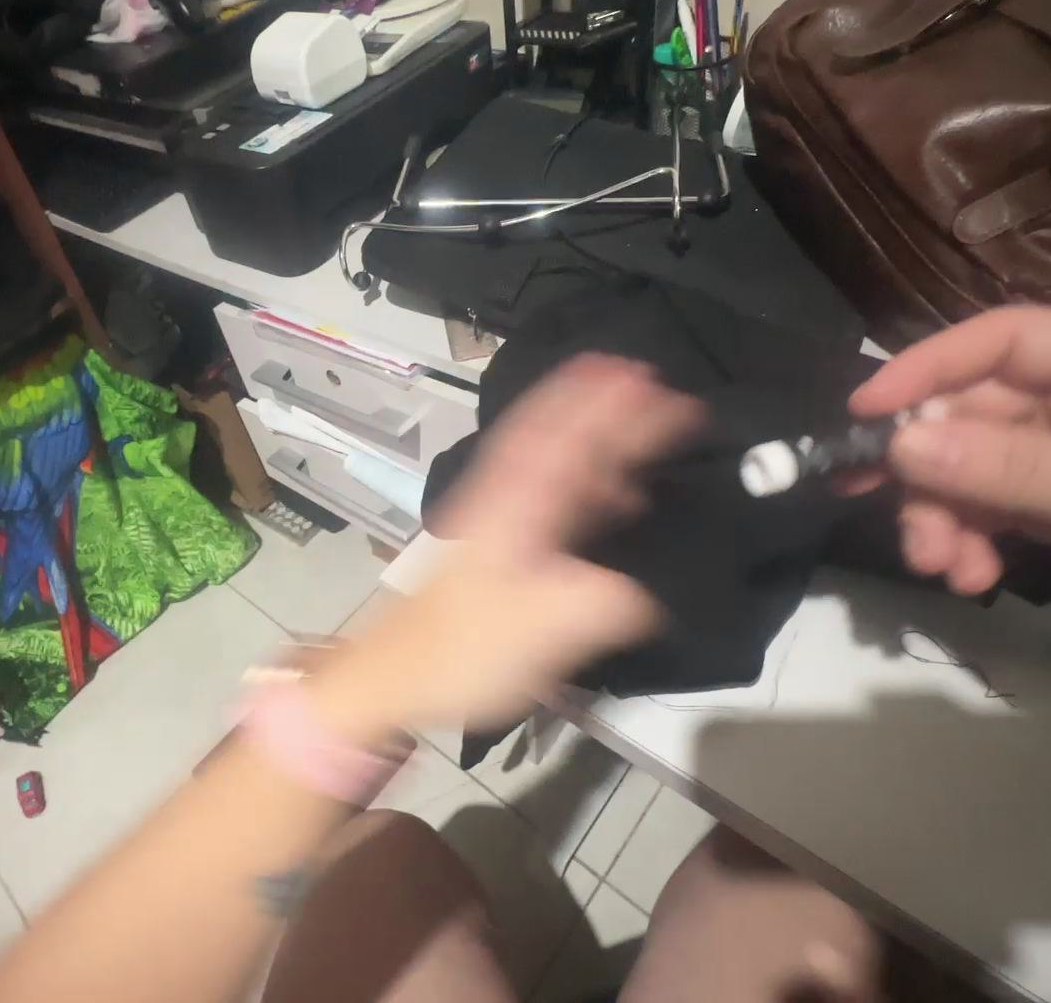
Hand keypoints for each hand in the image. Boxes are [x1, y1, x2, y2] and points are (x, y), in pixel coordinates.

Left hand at [310, 355, 704, 735]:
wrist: (398, 674)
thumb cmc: (458, 651)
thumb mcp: (541, 630)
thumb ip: (604, 604)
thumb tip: (646, 596)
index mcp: (513, 506)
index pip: (563, 436)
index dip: (601, 402)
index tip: (641, 376)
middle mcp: (506, 500)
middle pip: (558, 436)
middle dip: (605, 406)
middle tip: (652, 384)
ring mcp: (502, 521)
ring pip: (555, 462)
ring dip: (598, 439)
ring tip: (641, 426)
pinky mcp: (503, 548)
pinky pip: (553, 498)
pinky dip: (588, 487)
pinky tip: (614, 498)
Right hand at [848, 306, 1050, 665]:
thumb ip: (1018, 471)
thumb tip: (899, 444)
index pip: (1007, 341)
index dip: (928, 366)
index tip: (864, 409)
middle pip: (971, 412)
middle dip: (926, 466)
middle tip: (872, 502)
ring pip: (966, 467)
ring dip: (938, 514)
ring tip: (939, 565)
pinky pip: (984, 510)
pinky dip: (964, 541)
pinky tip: (971, 577)